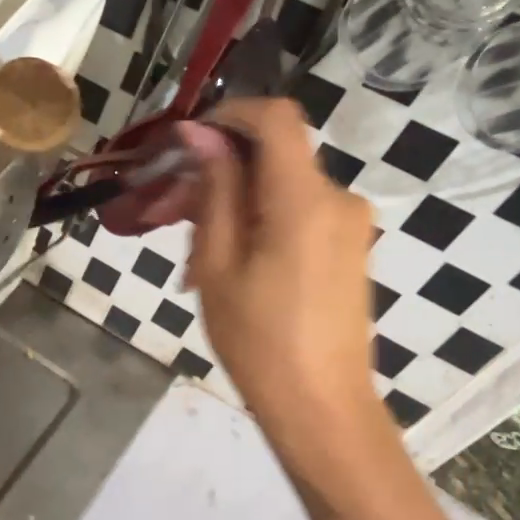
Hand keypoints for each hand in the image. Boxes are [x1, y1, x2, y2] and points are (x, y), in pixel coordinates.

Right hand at [184, 98, 379, 428]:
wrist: (320, 404)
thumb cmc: (258, 339)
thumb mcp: (217, 265)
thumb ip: (214, 192)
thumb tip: (200, 133)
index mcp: (305, 199)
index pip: (276, 118)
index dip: (229, 115)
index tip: (187, 142)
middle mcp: (338, 198)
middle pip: (275, 155)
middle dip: (220, 169)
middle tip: (170, 212)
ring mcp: (350, 224)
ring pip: (282, 187)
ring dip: (235, 202)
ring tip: (195, 256)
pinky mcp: (349, 247)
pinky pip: (299, 213)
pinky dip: (259, 222)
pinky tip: (229, 266)